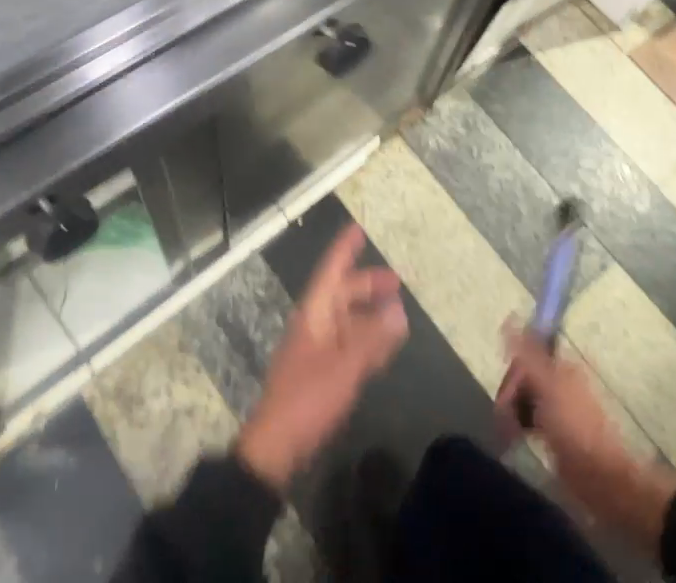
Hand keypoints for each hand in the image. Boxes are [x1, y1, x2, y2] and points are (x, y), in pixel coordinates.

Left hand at [235, 225, 407, 490]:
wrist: (276, 446)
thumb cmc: (307, 400)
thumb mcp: (344, 368)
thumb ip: (372, 340)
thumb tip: (399, 311)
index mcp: (313, 317)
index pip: (330, 274)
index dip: (343, 251)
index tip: (357, 229)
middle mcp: (313, 327)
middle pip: (340, 296)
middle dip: (365, 285)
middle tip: (396, 281)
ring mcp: (315, 352)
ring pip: (345, 322)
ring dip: (368, 314)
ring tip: (396, 311)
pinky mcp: (320, 375)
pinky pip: (347, 347)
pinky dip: (366, 341)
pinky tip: (382, 347)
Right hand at [495, 323, 675, 549]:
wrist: (599, 477)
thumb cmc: (574, 427)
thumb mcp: (548, 385)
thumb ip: (528, 352)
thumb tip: (510, 317)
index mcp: (562, 367)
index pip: (526, 355)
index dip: (513, 373)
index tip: (507, 395)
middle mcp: (561, 383)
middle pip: (523, 378)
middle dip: (509, 395)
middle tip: (506, 418)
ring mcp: (558, 409)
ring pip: (524, 400)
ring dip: (511, 414)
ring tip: (509, 434)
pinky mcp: (555, 433)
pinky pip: (528, 420)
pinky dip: (519, 427)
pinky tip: (517, 440)